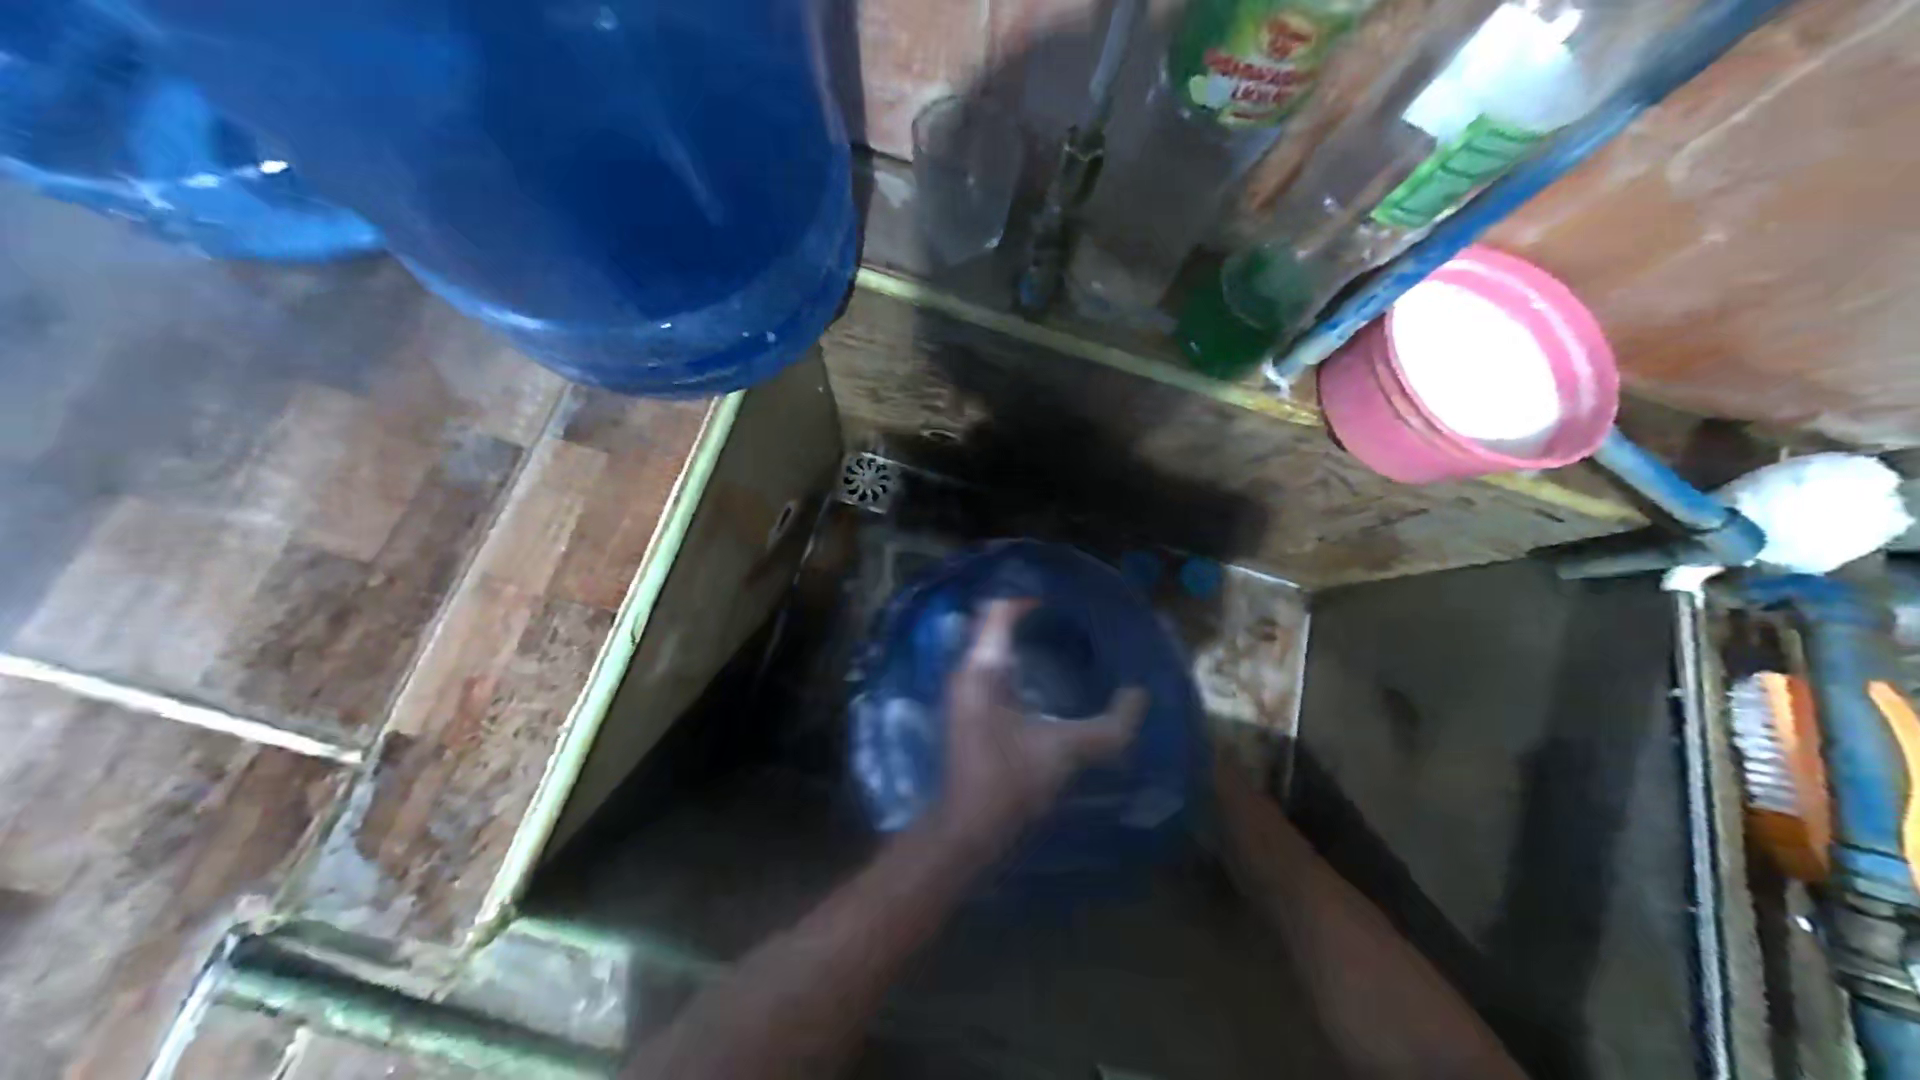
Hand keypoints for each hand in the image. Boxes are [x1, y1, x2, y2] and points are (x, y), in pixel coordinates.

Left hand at [932, 598, 1147, 858]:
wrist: (965, 831)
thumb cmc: (1009, 783)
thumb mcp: (1066, 751)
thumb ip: (1110, 726)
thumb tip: (1140, 695)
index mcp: (983, 667)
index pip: (998, 609)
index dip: (1028, 597)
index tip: (1064, 601)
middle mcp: (967, 672)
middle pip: (993, 624)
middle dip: (1028, 616)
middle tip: (1070, 619)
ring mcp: (963, 693)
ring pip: (991, 648)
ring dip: (1022, 641)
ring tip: (1064, 642)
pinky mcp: (967, 713)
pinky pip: (991, 671)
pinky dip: (1017, 664)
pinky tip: (1046, 681)